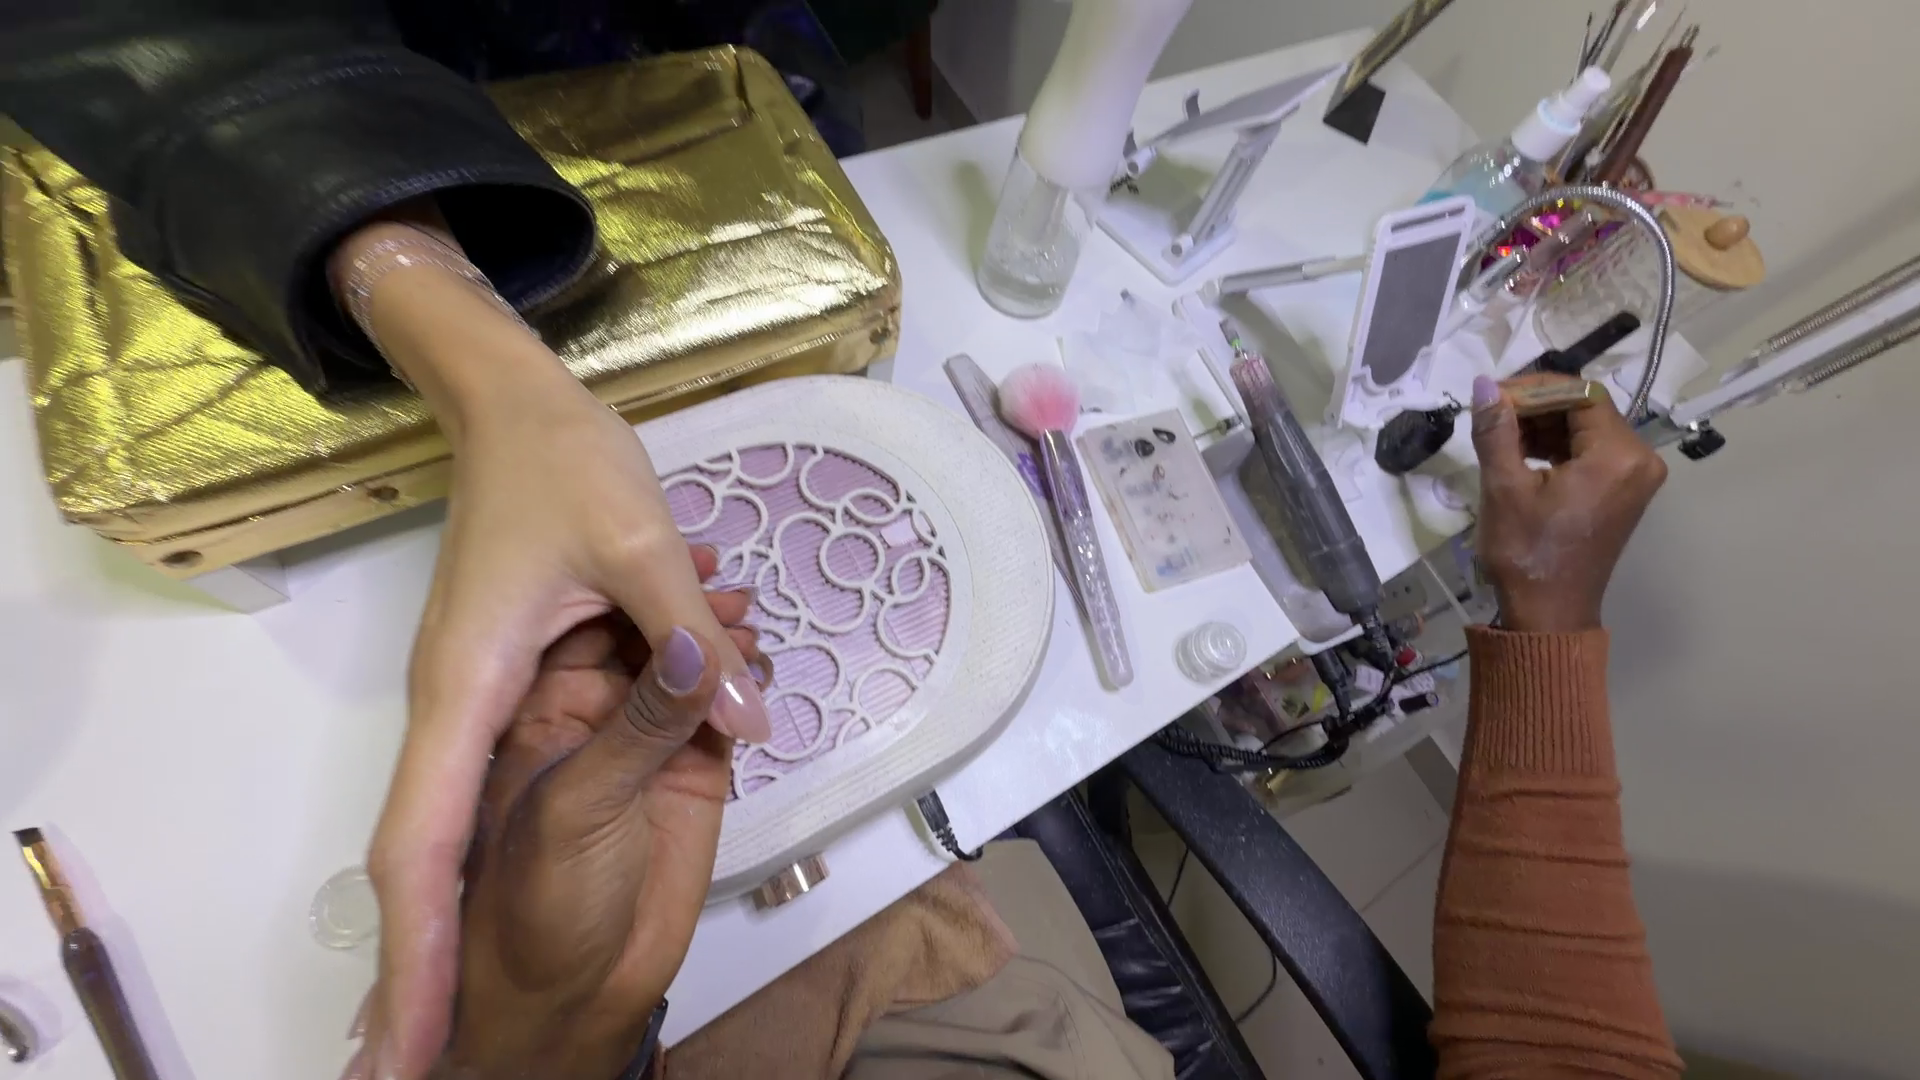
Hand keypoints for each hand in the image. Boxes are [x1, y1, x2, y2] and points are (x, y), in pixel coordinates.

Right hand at [331, 217, 773, 1079]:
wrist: (524, 401)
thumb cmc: (566, 464)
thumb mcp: (644, 551)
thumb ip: (693, 642)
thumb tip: (752, 724)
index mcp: (467, 686)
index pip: (418, 844)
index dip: (410, 956)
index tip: (400, 1060)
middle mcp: (461, 699)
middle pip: (438, 842)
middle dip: (444, 944)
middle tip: (448, 1049)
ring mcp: (488, 681)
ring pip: (508, 785)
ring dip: (549, 835)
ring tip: (576, 907)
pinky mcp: (521, 658)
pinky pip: (553, 726)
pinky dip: (605, 747)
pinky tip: (653, 752)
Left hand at [435, 617, 736, 1079]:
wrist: (579, 1001)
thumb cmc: (544, 906)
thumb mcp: (584, 804)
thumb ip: (647, 724)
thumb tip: (716, 658)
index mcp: (530, 708)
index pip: (577, 630)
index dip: (623, 593)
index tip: (670, 550)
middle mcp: (585, 709)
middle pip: (637, 637)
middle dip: (681, 611)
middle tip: (727, 587)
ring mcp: (641, 734)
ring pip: (682, 667)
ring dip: (714, 642)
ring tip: (746, 617)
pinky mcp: (689, 762)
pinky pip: (717, 707)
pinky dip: (739, 682)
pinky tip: (757, 659)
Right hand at [1468, 374, 1667, 632]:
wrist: (1547, 608)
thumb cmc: (1525, 549)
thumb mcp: (1504, 487)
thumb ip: (1496, 431)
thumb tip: (1484, 384)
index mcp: (1618, 455)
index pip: (1581, 394)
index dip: (1534, 388)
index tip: (1491, 396)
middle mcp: (1638, 459)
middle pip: (1586, 410)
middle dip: (1535, 407)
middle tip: (1489, 416)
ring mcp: (1633, 476)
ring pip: (1585, 430)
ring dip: (1542, 426)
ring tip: (1498, 438)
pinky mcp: (1620, 491)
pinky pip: (1588, 453)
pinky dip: (1554, 447)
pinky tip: (1520, 456)